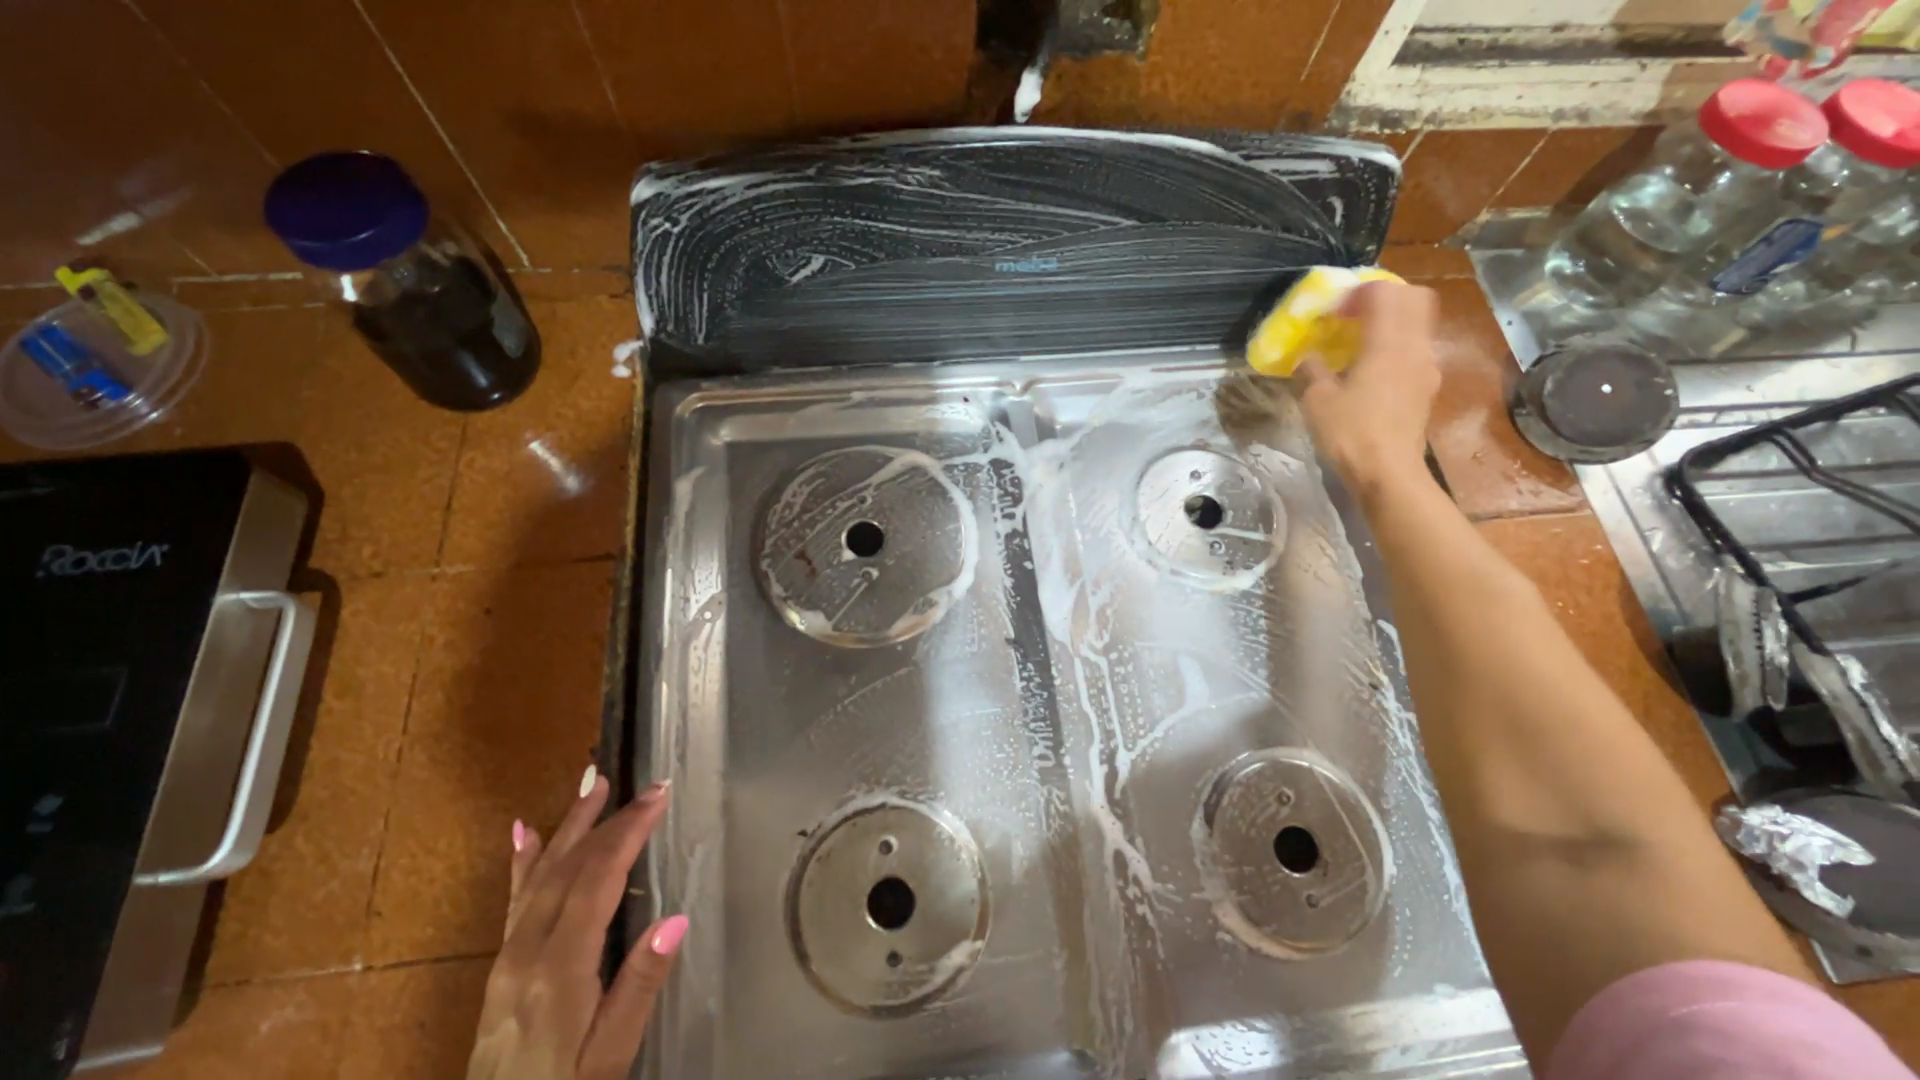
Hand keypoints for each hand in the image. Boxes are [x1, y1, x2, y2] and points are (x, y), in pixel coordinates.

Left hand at [468, 767, 683, 1079]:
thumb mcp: (611, 1052)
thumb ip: (639, 985)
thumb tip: (677, 920)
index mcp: (560, 968)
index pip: (598, 880)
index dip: (629, 832)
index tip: (659, 796)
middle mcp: (527, 951)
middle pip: (569, 868)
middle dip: (609, 820)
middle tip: (644, 785)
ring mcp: (507, 957)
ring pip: (540, 875)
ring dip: (570, 826)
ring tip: (591, 784)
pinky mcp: (500, 968)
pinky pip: (514, 901)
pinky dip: (524, 861)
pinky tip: (526, 833)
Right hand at [1296, 280, 1441, 494]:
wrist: (1388, 474)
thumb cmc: (1350, 433)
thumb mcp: (1317, 400)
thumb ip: (1312, 370)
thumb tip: (1309, 358)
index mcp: (1387, 342)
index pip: (1383, 292)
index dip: (1357, 292)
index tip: (1333, 310)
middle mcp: (1414, 346)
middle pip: (1413, 298)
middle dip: (1385, 297)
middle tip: (1355, 313)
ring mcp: (1426, 367)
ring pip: (1419, 323)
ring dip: (1394, 322)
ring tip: (1362, 340)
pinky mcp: (1427, 388)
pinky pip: (1416, 350)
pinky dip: (1398, 346)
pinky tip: (1373, 368)